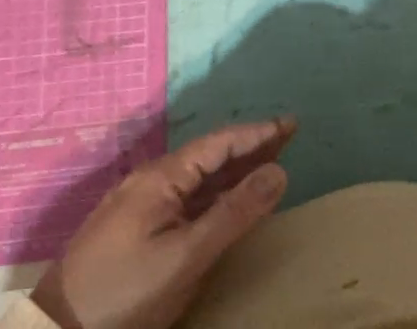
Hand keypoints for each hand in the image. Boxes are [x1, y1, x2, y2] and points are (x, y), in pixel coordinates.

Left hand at [30, 117, 296, 328]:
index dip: (257, 134)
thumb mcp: (185, 256)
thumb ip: (234, 213)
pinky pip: (184, 198)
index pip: (218, 144)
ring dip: (233, 169)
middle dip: (249, 146)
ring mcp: (137, 206)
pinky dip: (214, 192)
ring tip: (268, 162)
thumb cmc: (124, 292)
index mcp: (159, 178)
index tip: (292, 124)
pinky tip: (228, 199)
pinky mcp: (132, 230)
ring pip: (196, 178)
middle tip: (288, 137)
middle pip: (208, 156)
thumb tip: (279, 170)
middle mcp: (148, 182)